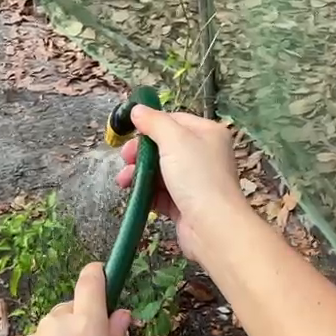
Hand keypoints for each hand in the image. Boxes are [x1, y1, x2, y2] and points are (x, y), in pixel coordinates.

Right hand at [115, 105, 249, 260]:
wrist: (212, 226)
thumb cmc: (197, 177)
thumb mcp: (174, 140)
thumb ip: (154, 122)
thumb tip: (138, 109)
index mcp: (207, 133)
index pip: (174, 121)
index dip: (151, 125)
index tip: (129, 133)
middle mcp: (203, 155)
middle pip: (164, 147)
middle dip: (140, 153)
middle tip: (125, 159)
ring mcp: (194, 182)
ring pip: (159, 172)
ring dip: (138, 174)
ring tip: (123, 181)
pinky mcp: (184, 205)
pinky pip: (161, 194)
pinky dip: (146, 194)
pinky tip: (134, 195)